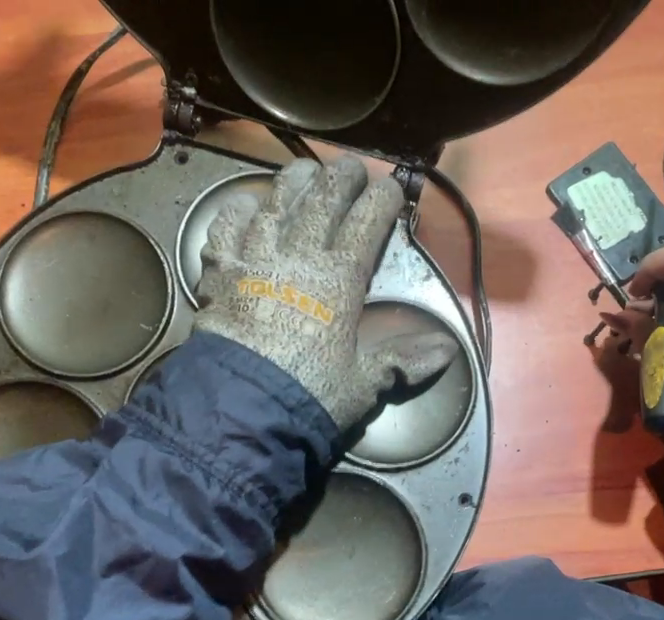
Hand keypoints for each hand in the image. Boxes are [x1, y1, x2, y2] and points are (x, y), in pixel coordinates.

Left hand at [194, 156, 455, 433]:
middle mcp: (298, 255)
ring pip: (276, 202)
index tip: (391, 189)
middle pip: (322, 199)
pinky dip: (237, 211)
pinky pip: (225, 227)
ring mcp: (254, 258)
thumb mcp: (362, 383)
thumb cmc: (309, 394)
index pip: (366, 222)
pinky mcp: (217, 273)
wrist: (242, 406)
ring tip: (305, 172)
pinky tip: (247, 205)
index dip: (382, 200)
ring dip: (293, 182)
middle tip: (351, 170)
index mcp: (339, 279)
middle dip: (341, 178)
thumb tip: (445, 351)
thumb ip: (401, 361)